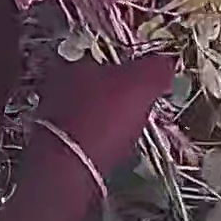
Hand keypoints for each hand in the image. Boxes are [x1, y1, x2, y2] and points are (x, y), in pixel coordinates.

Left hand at [26, 54, 174, 187]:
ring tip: (130, 126)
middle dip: (119, 90)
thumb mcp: (140, 86)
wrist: (70, 168)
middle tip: (142, 102)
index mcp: (76, 62)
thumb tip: (168, 61)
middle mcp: (58, 84)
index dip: (130, 63)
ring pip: (90, 106)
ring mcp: (53, 113)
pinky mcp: (54, 141)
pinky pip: (85, 131)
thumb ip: (156, 69)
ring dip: (109, 115)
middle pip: (97, 80)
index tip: (147, 77)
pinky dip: (100, 135)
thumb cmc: (104, 118)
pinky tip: (113, 145)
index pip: (106, 52)